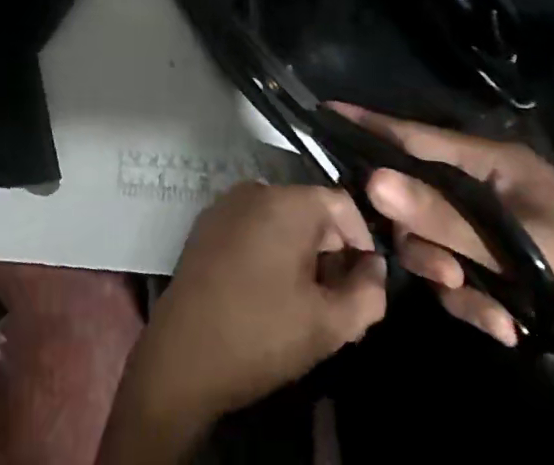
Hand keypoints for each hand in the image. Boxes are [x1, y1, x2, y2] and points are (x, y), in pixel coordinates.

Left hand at [102, 183, 386, 462]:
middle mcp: (255, 190)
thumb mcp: (329, 325)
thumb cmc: (259, 336)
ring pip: (282, 220)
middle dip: (330, 251)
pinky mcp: (205, 228)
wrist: (179, 363)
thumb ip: (368, 293)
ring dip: (301, 253)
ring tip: (304, 299)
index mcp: (286, 202)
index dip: (361, 241)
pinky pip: (254, 228)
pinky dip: (270, 251)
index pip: (342, 203)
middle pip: (311, 211)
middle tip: (337, 298)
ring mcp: (225, 207)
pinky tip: (269, 292)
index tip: (365, 281)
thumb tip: (374, 268)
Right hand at [331, 102, 553, 404]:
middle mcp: (492, 190)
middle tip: (450, 274)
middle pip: (420, 201)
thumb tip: (374, 180)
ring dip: (455, 284)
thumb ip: (446, 215)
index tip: (323, 112)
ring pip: (438, 246)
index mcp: (496, 165)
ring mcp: (502, 232)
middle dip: (426, 243)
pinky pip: (464, 279)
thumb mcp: (524, 249)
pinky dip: (476, 305)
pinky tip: (508, 327)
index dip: (371, 127)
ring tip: (495, 312)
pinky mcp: (510, 271)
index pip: (418, 137)